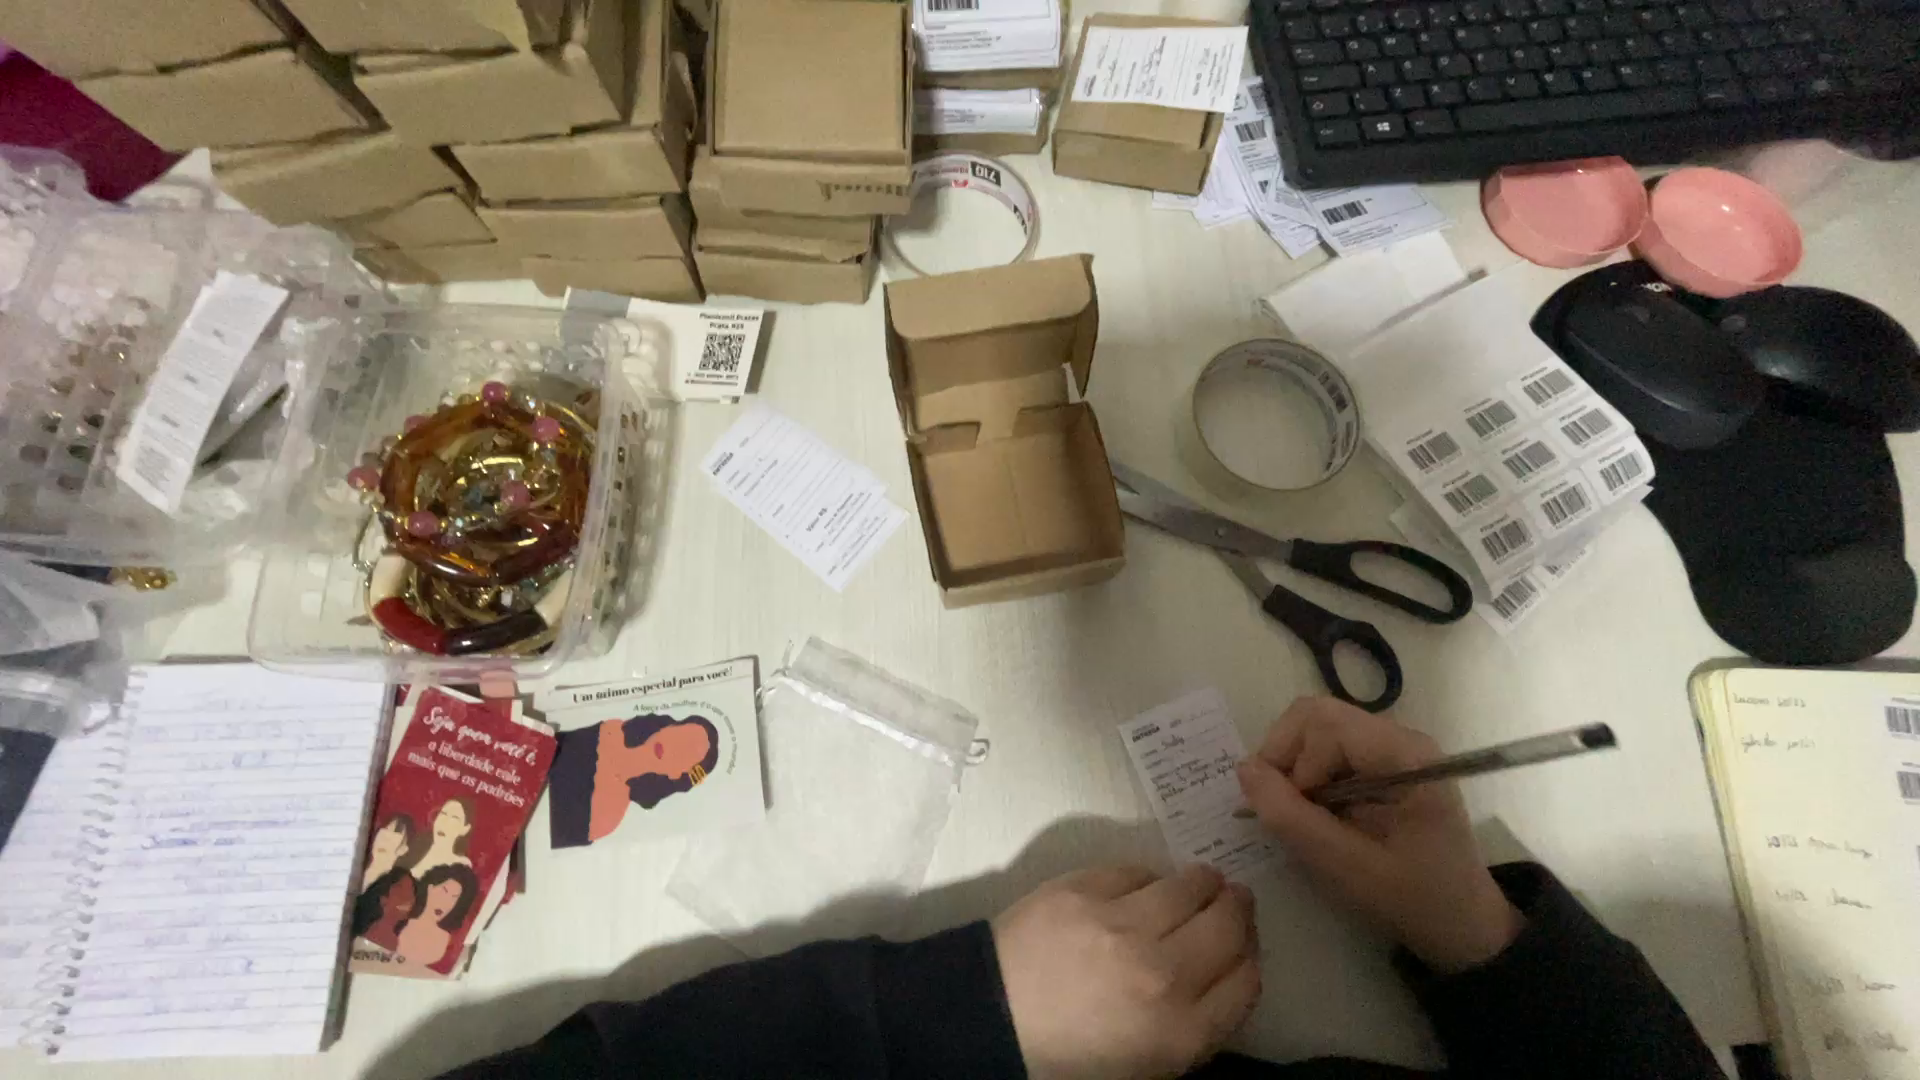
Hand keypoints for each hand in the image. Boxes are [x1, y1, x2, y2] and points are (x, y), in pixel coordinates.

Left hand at [991, 863, 1260, 1079]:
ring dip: (1203, 881)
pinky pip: (1136, 870)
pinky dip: (1149, 876)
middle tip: (1235, 897)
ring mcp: (1121, 923)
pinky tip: (1148, 882)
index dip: (1251, 955)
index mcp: (1181, 1032)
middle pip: (1227, 927)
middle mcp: (1162, 973)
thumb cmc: (1072, 1052)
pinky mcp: (1084, 888)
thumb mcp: (1147, 1062)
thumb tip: (1221, 971)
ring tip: (1203, 879)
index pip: (1246, 982)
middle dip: (1237, 909)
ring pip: (1187, 887)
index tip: (1245, 942)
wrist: (994, 1016)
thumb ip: (1194, 1021)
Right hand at [1235, 697, 1522, 973]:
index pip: (1323, 720)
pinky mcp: (1377, 760)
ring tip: (1303, 811)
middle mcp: (1398, 737)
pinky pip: (1321, 745)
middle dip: (1285, 756)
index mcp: (1406, 756)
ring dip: (1292, 766)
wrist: (1464, 926)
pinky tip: (1317, 809)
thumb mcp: (1346, 868)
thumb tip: (1243, 769)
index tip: (1297, 811)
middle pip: (1314, 715)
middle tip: (1287, 806)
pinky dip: (1304, 772)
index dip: (1294, 760)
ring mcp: (1388, 746)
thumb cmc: (1414, 900)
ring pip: (1312, 727)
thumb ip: (1291, 818)